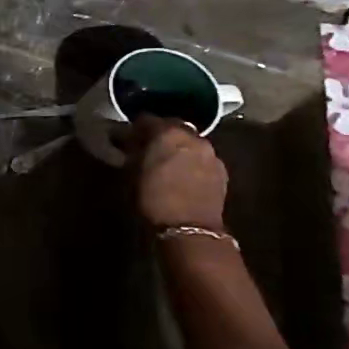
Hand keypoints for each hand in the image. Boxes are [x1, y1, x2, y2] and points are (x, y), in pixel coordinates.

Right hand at [135, 115, 227, 230]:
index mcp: (167, 133)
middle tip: (148, 148)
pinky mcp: (222, 171)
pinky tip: (183, 175)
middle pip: (173, 127)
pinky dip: (192, 161)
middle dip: (160, 135)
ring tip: (167, 162)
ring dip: (178, 148)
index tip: (127, 136)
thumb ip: (132, 151)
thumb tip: (128, 140)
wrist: (189, 228)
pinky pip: (202, 158)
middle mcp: (192, 137)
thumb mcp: (131, 173)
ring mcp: (211, 153)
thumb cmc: (152, 199)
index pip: (146, 119)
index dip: (135, 127)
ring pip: (190, 142)